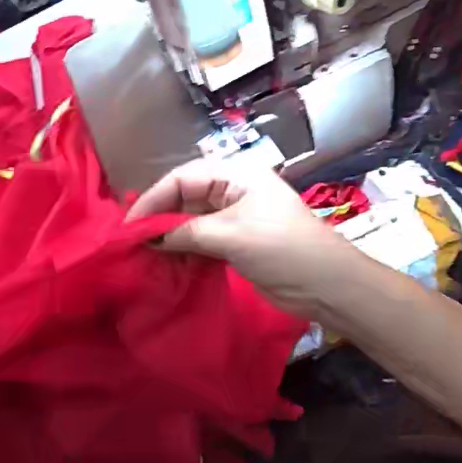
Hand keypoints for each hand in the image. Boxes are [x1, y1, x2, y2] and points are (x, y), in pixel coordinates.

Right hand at [126, 158, 354, 317]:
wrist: (330, 287)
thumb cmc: (284, 250)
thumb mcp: (232, 236)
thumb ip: (187, 233)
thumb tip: (151, 239)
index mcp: (236, 176)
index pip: (182, 178)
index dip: (154, 198)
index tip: (131, 225)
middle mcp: (233, 191)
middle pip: (184, 197)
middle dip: (160, 218)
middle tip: (135, 243)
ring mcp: (235, 217)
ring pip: (190, 220)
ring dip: (170, 237)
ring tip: (146, 256)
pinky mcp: (237, 242)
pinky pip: (201, 240)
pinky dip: (184, 250)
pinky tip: (168, 264)